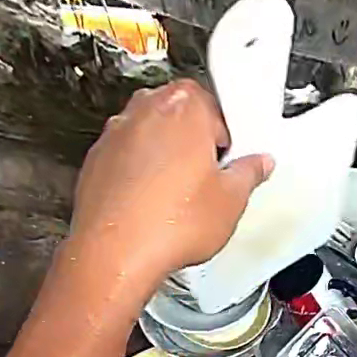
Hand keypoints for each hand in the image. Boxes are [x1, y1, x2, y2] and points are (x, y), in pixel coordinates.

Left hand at [62, 80, 272, 295]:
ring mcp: (118, 132)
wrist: (117, 251)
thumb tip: (257, 165)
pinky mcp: (100, 158)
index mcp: (185, 107)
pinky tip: (159, 206)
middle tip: (215, 179)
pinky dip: (145, 175)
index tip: (236, 158)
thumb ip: (249, 173)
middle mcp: (146, 110)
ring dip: (170, 158)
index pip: (217, 105)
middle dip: (199, 142)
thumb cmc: (169, 223)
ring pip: (155, 136)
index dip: (230, 136)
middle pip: (182, 115)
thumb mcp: (232, 201)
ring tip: (186, 199)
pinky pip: (131, 158)